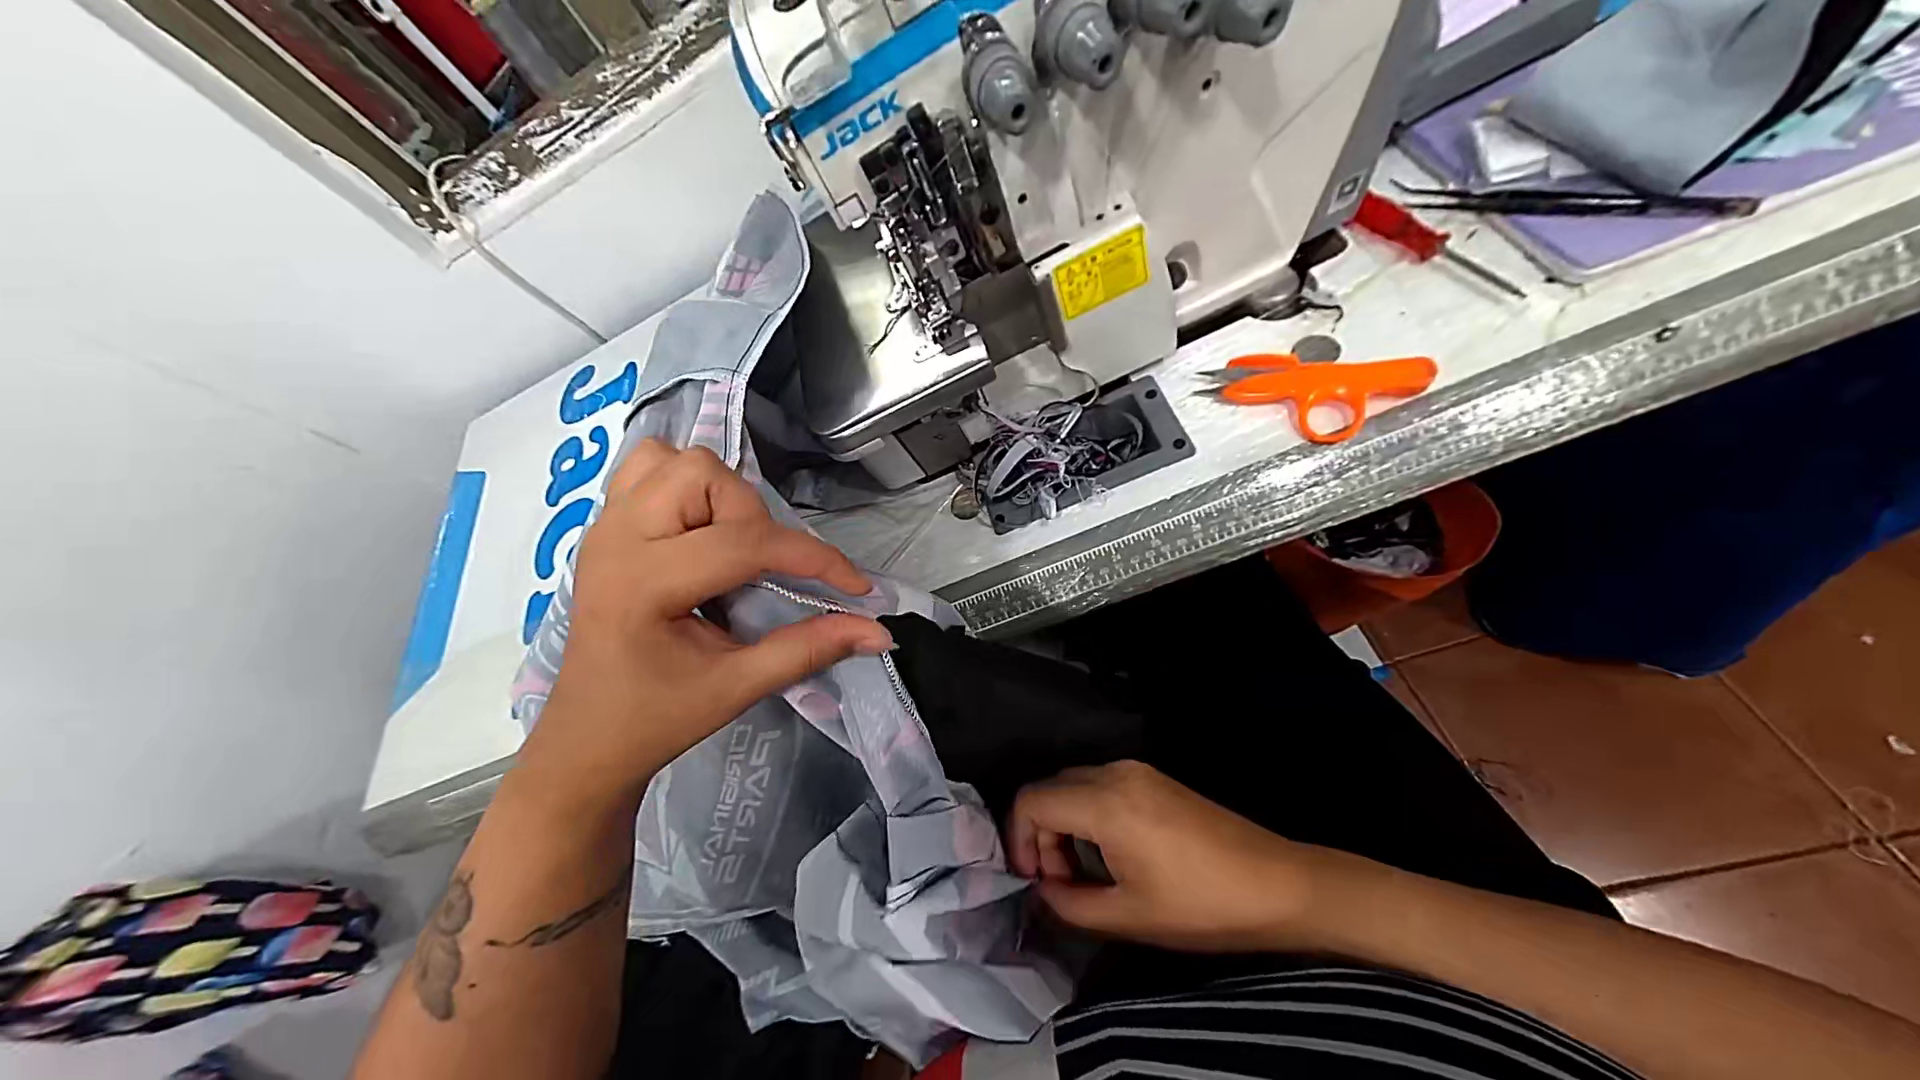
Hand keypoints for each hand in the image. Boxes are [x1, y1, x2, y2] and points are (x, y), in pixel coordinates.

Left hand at [521, 439, 893, 805]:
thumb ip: (809, 649)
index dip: (812, 558)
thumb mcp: (737, 687)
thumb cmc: (656, 719)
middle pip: (702, 475)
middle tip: (765, 568)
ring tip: (733, 542)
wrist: (586, 739)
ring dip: (719, 492)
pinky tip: (701, 528)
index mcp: (643, 585)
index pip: (744, 544)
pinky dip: (685, 483)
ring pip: (674, 459)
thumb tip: (876, 632)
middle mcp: (617, 540)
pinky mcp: (606, 526)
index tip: (854, 587)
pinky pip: (647, 468)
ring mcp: (604, 526)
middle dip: (753, 517)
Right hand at [1007, 761, 1366, 951]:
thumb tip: (1043, 890)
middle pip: (1050, 789)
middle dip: (1041, 835)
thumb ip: (1068, 903)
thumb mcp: (1127, 916)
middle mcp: (1115, 772)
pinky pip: (1099, 786)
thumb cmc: (1201, 905)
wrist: (1278, 885)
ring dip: (1064, 826)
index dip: (1018, 840)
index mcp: (1105, 801)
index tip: (1033, 880)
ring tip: (1085, 875)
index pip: (1032, 801)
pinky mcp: (1153, 778)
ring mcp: (1137, 771)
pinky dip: (1088, 815)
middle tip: (1060, 883)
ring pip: (1073, 786)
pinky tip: (1109, 854)